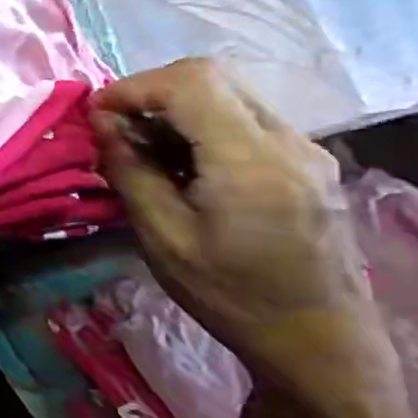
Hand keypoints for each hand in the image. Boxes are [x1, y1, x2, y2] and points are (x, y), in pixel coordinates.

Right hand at [92, 59, 397, 404]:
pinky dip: (200, 125)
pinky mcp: (307, 162)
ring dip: (174, 108)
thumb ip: (131, 171)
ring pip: (227, 95)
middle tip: (114, 128)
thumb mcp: (162, 237)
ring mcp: (305, 150)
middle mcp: (288, 143)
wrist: (320, 340)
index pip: (191, 83)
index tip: (97, 114)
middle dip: (150, 92)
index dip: (134, 86)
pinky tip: (182, 165)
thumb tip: (102, 123)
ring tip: (142, 149)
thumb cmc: (230, 294)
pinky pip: (244, 119)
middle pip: (211, 78)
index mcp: (251, 162)